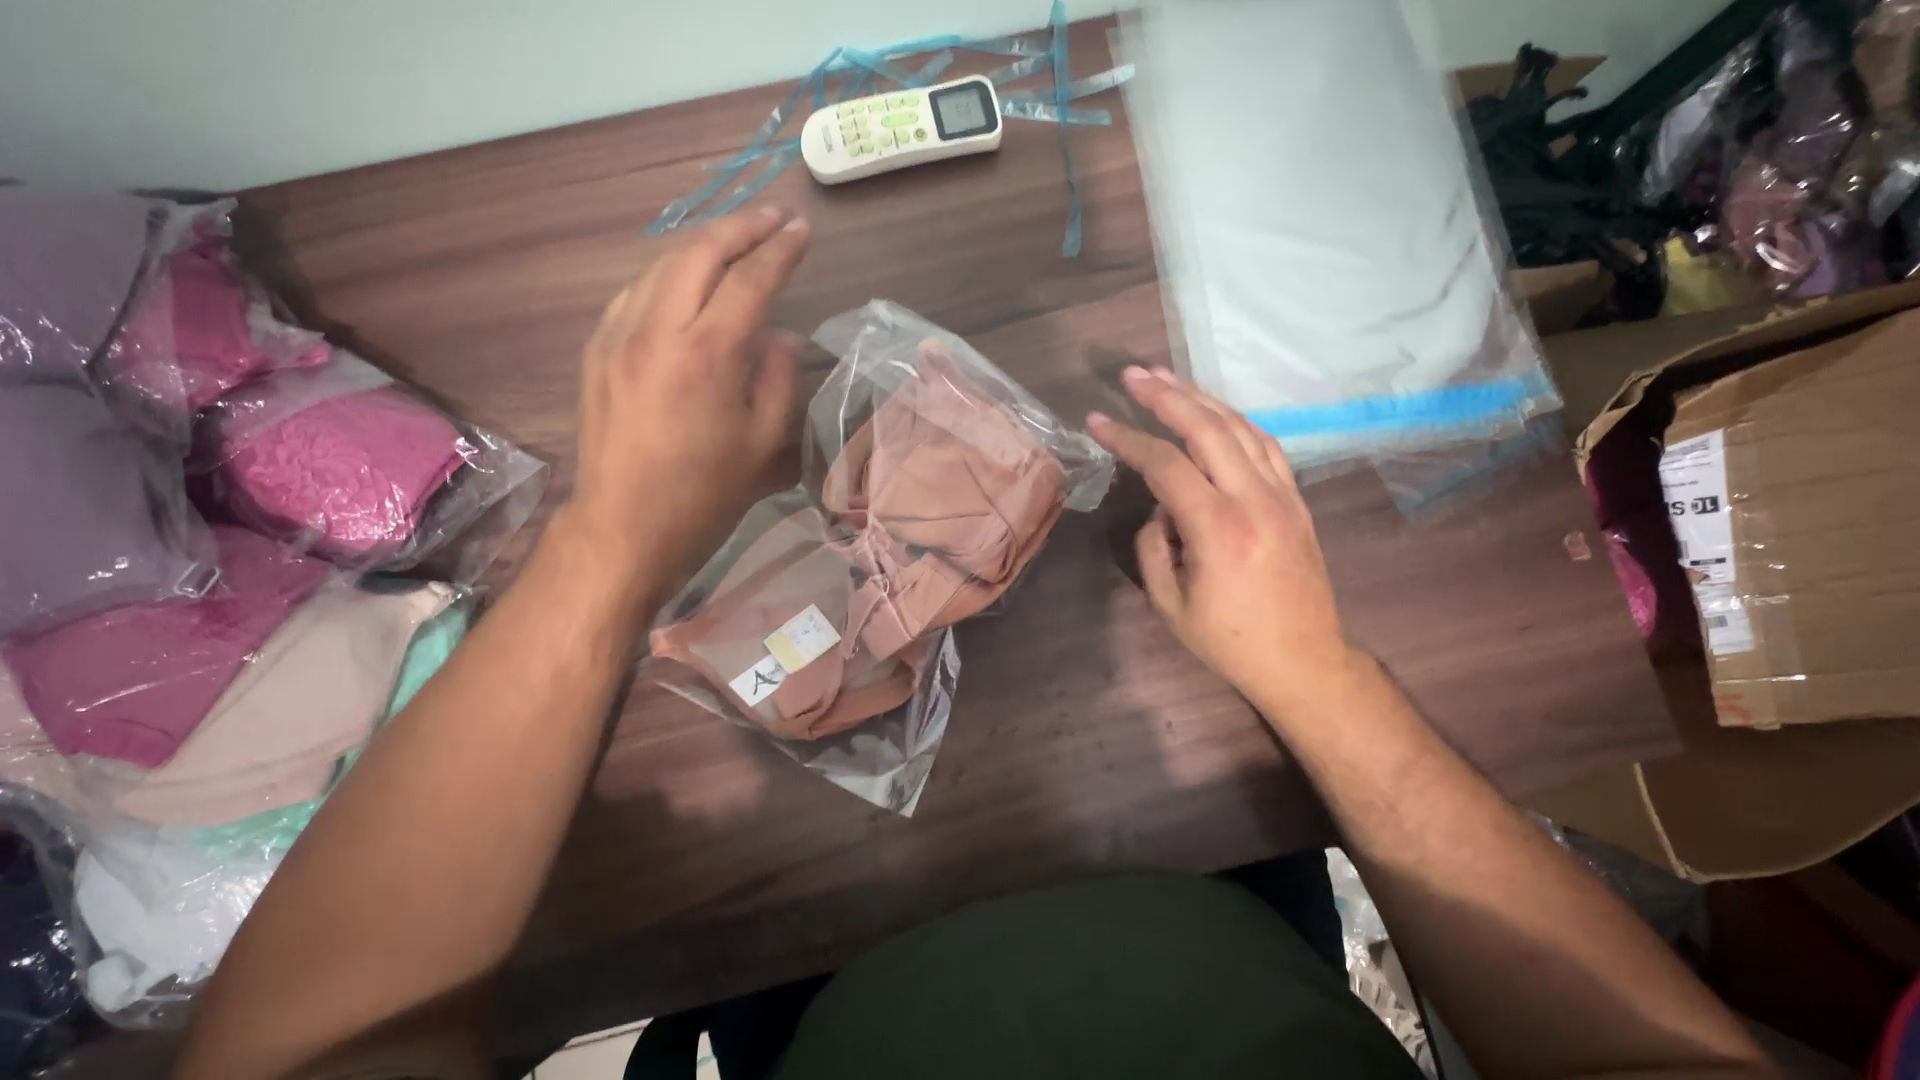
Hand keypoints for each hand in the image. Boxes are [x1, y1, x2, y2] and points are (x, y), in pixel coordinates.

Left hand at [566, 205, 810, 597]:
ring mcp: (618, 335)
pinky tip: (685, 280)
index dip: (780, 249)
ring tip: (735, 238)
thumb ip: (778, 376)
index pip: (750, 279)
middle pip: (698, 251)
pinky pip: (635, 291)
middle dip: (740, 226)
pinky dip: (667, 274)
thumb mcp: (762, 441)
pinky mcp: (596, 349)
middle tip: (774, 217)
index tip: (802, 230)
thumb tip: (781, 335)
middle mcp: (657, 330)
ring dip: (702, 244)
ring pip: (661, 263)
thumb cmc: (705, 492)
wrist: (624, 525)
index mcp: (708, 354)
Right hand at [1087, 367, 1364, 721]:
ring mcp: (1282, 496)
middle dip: (1167, 396)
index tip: (1097, 421)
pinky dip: (1236, 421)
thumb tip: (1159, 508)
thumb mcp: (1169, 604)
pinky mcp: (1296, 500)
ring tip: (1167, 378)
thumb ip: (1152, 546)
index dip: (1127, 438)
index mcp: (1218, 530)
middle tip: (1133, 374)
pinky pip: (1266, 445)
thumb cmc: (1230, 641)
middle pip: (1208, 429)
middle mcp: (1254, 501)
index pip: (1166, 464)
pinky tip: (1215, 412)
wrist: (1304, 659)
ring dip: (1202, 398)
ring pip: (1240, 428)